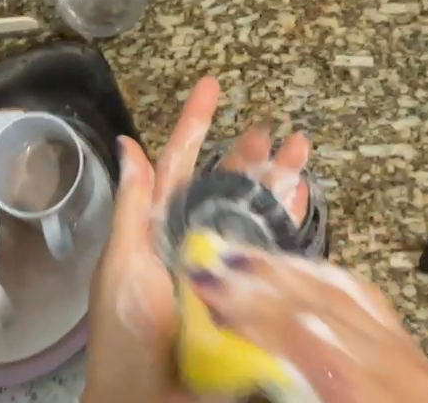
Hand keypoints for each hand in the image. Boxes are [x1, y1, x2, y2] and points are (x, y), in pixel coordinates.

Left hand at [80, 77, 316, 402]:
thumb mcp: (122, 267)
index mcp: (159, 226)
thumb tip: (127, 144)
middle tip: (274, 129)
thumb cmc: (127, 339)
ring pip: (254, 210)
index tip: (212, 87)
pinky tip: (305, 199)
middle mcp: (195, 238)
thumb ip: (131, 207)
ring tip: (301, 150)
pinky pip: (276, 252)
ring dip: (278, 180)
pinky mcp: (251, 297)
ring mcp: (225, 267)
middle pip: (226, 183)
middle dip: (249, 153)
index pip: (177, 163)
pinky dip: (292, 222)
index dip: (194, 124)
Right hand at [185, 248, 427, 402]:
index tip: (206, 288)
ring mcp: (407, 350)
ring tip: (240, 255)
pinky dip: (323, 274)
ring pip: (340, 290)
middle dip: (258, 280)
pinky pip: (364, 295)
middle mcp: (394, 365)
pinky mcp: (410, 345)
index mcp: (368, 396)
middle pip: (318, 303)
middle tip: (209, 263)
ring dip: (285, 269)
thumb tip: (238, 371)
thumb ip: (283, 393)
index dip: (250, 308)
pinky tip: (296, 266)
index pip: (304, 336)